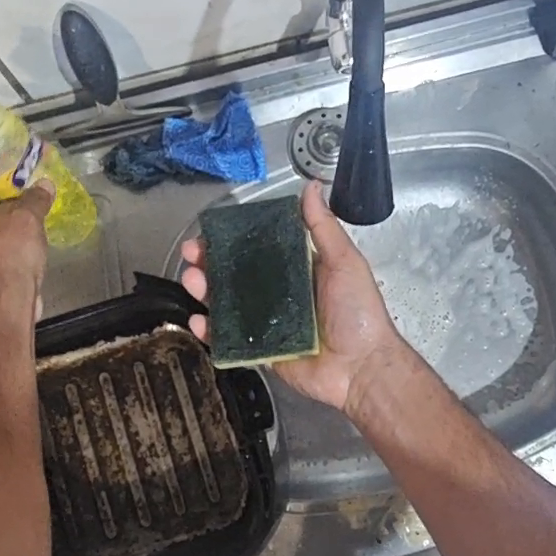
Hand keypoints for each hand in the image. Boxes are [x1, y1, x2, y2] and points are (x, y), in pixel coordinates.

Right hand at [180, 183, 413, 415]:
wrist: (363, 367)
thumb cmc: (360, 314)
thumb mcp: (345, 262)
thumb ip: (323, 227)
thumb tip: (311, 188)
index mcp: (298, 272)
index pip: (258, 250)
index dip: (232, 241)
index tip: (211, 231)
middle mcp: (281, 297)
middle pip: (235, 277)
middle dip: (209, 264)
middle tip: (193, 255)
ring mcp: (269, 326)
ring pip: (228, 306)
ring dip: (205, 292)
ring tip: (191, 281)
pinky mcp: (262, 352)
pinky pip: (230, 341)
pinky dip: (211, 332)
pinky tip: (198, 321)